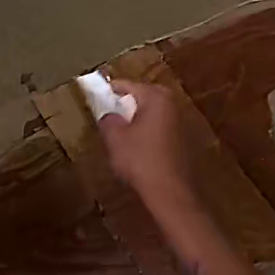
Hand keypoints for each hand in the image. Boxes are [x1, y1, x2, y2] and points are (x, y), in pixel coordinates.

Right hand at [97, 80, 192, 201]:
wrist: (168, 190)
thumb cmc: (139, 159)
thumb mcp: (114, 137)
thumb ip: (107, 119)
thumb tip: (108, 115)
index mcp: (155, 97)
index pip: (126, 85)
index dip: (107, 91)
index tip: (92, 97)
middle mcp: (171, 104)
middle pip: (141, 96)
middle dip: (124, 103)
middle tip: (106, 114)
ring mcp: (179, 121)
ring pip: (150, 111)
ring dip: (135, 117)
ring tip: (118, 130)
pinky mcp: (181, 138)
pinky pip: (158, 125)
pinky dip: (145, 129)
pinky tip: (135, 145)